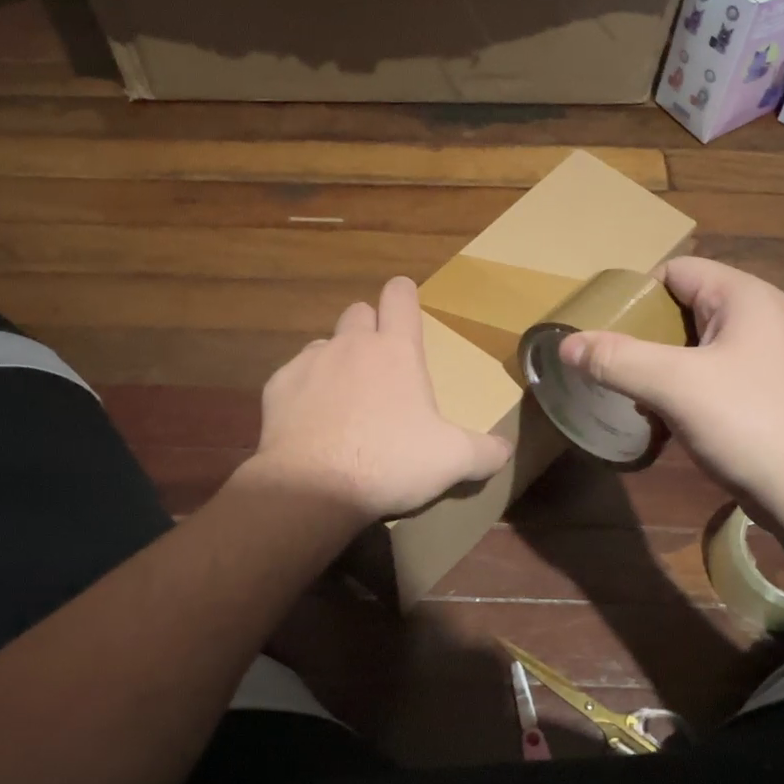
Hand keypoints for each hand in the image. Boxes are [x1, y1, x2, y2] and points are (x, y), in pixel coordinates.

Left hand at [255, 276, 512, 519]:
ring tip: (344, 402)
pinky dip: (304, 393)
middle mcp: (351, 345)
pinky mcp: (278, 387)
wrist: (315, 487)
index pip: (400, 297)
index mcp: (396, 351)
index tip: (406, 304)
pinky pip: (293, 377)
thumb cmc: (390, 463)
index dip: (404, 296)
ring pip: (324, 345)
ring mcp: (310, 363)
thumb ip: (484, 452)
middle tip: (379, 367)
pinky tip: (311, 424)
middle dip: (369, 329)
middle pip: (358, 313)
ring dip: (336, 363)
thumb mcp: (452, 462)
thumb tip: (506, 449)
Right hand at [558, 257, 783, 506]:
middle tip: (614, 369)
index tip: (604, 333)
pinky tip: (673, 420)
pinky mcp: (775, 391)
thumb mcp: (674, 386)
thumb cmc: (748, 424)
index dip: (637, 297)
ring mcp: (774, 355)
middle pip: (688, 308)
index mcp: (746, 297)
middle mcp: (765, 316)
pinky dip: (690, 390)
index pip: (677, 271)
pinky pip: (719, 376)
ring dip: (666, 369)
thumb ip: (617, 360)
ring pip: (702, 347)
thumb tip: (566, 344)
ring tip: (638, 398)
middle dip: (647, 338)